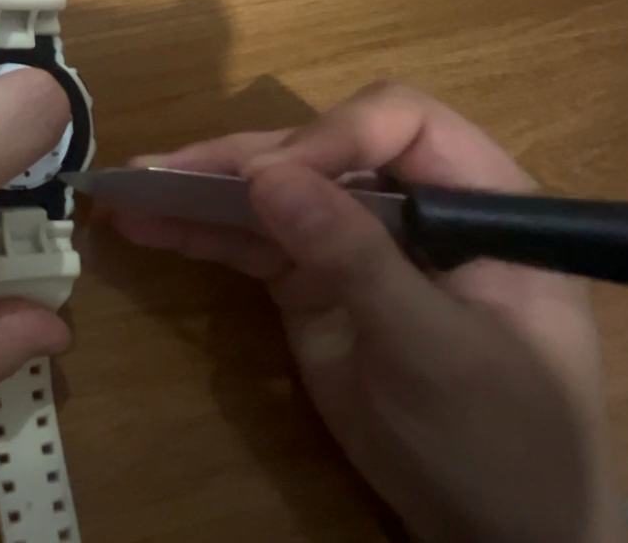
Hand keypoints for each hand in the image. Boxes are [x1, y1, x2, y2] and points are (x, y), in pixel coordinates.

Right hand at [106, 82, 627, 542]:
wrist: (490, 531)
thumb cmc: (498, 442)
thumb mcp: (434, 352)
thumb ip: (353, 257)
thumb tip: (264, 178)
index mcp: (474, 205)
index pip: (401, 125)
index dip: (332, 133)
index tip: (267, 178)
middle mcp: (406, 206)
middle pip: (311, 150)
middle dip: (233, 161)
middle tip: (161, 174)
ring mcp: (351, 240)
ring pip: (265, 190)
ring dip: (195, 190)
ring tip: (128, 191)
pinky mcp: (305, 276)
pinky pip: (243, 238)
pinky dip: (192, 230)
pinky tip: (142, 224)